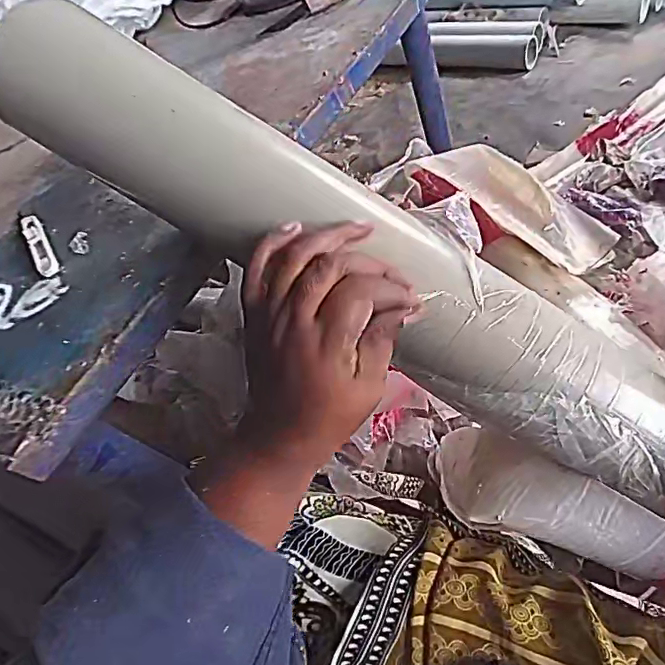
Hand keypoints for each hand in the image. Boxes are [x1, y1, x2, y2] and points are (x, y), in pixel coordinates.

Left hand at [235, 221, 419, 476]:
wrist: (278, 436)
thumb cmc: (326, 418)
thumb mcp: (368, 387)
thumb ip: (382, 340)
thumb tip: (403, 308)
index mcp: (325, 343)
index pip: (362, 292)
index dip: (391, 289)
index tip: (409, 299)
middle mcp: (294, 321)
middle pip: (331, 266)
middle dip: (370, 263)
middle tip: (393, 275)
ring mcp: (270, 314)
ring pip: (295, 256)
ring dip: (327, 236)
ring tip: (356, 230)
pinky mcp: (255, 313)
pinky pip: (258, 268)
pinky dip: (275, 243)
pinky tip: (296, 229)